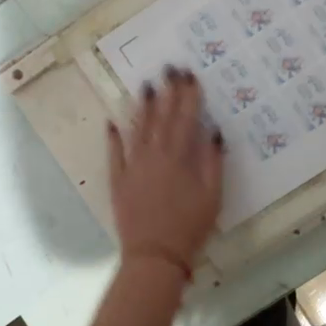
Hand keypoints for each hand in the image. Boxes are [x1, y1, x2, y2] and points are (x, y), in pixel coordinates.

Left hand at [107, 66, 223, 280]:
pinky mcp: (118, 181)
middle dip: (167, 92)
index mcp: (179, 158)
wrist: (155, 256)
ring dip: (142, 106)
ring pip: (137, 129)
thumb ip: (213, 162)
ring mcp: (132, 167)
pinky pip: (114, 154)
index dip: (188, 95)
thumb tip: (213, 131)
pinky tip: (112, 122)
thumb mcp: (212, 196)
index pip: (184, 118)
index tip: (190, 75)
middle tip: (168, 69)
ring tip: (145, 85)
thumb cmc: (190, 227)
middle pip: (161, 117)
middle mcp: (153, 155)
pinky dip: (113, 137)